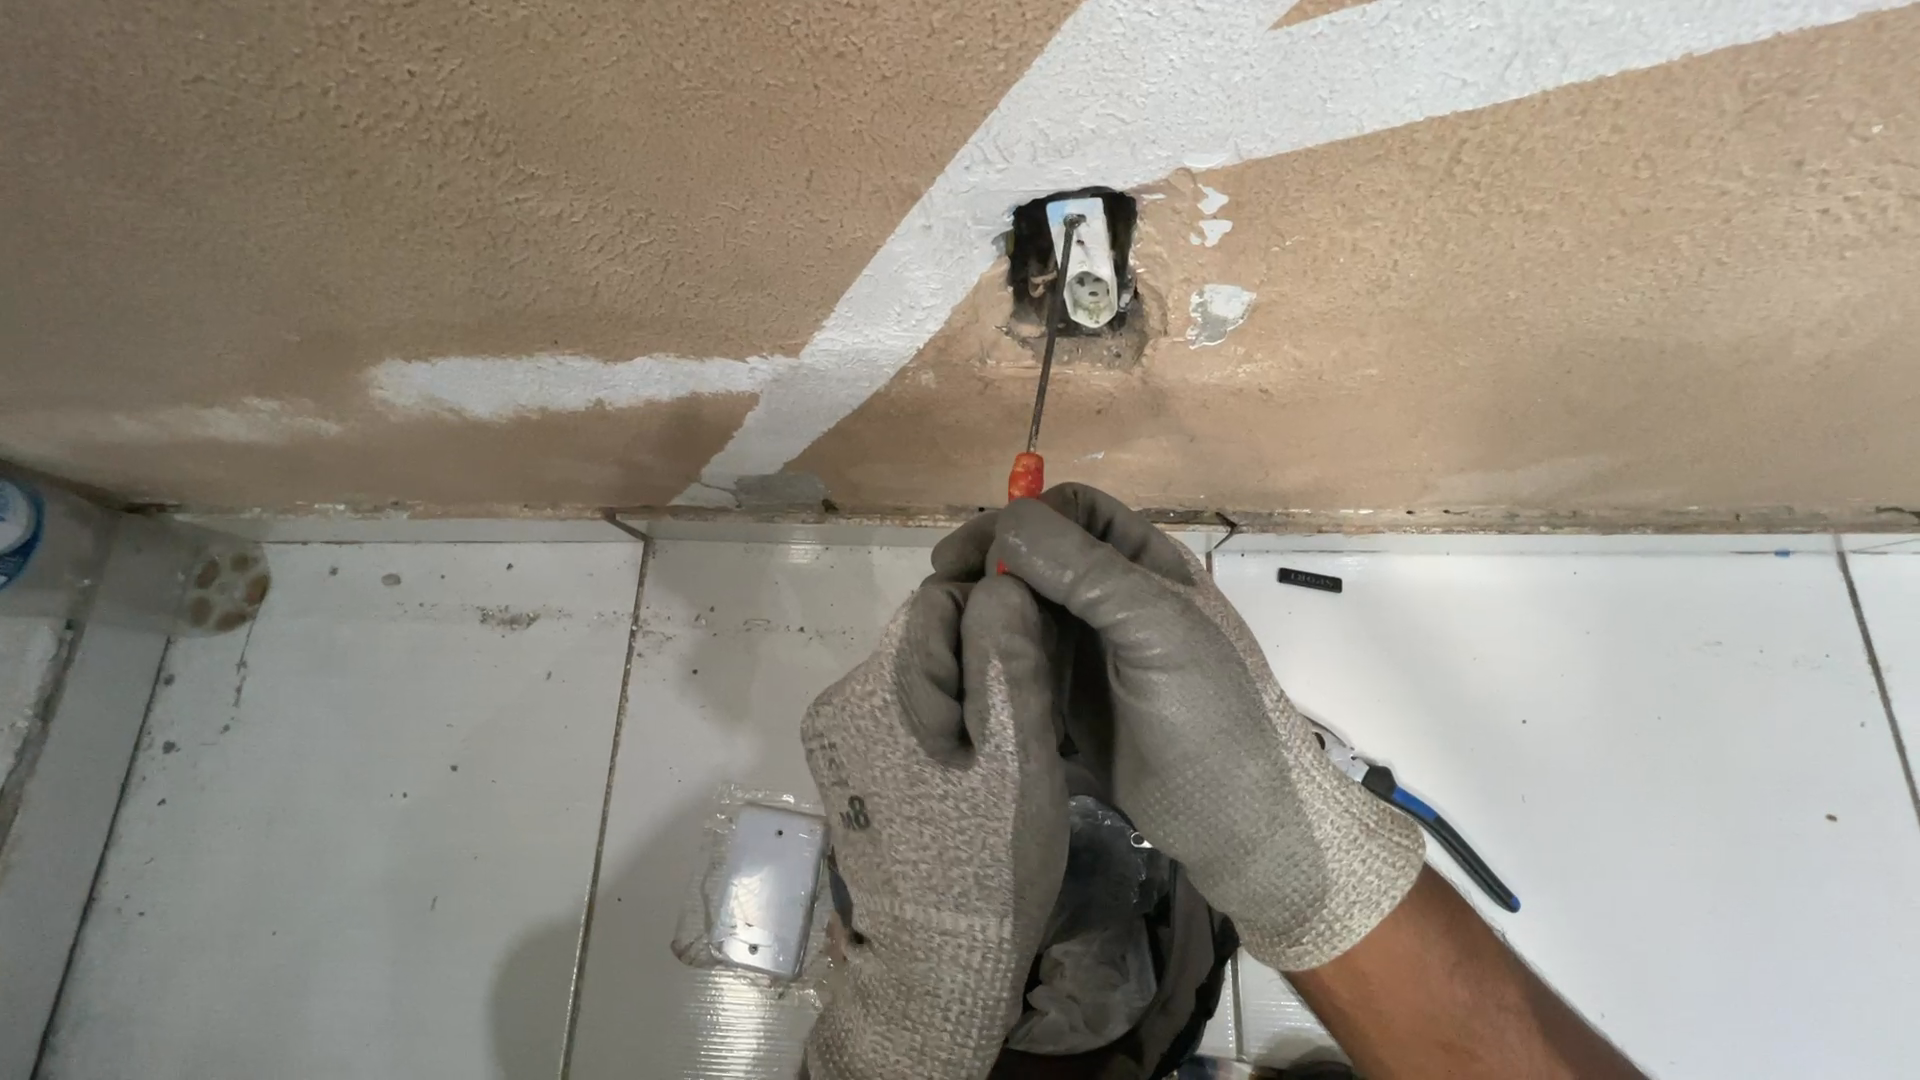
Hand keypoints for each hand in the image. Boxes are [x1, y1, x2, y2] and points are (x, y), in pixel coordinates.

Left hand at [801, 575, 1067, 1079]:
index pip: (940, 597)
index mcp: (878, 688)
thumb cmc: (987, 863)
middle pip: (926, 631)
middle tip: (1028, 711)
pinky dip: (945, 717)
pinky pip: (905, 706)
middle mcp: (842, 697)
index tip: (1036, 657)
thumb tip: (1001, 577)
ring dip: (967, 686)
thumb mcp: (1016, 753)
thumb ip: (1006, 656)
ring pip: (920, 668)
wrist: (934, 969)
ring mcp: (838, 732)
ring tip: (1006, 742)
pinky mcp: (849, 760)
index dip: (996, 612)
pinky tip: (974, 763)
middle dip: (982, 653)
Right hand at [933, 484, 1423, 971]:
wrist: (1230, 825)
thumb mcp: (1160, 633)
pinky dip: (976, 666)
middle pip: (1022, 559)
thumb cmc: (1212, 719)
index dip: (1012, 524)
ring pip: (1004, 609)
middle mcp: (1102, 594)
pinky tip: (960, 688)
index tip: (961, 561)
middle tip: (935, 608)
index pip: (1065, 512)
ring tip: (940, 658)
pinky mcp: (1055, 693)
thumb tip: (1006, 525)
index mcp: (1138, 563)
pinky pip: (1005, 659)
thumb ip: (1089, 574)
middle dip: (974, 577)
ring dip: (967, 625)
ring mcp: (1077, 645)